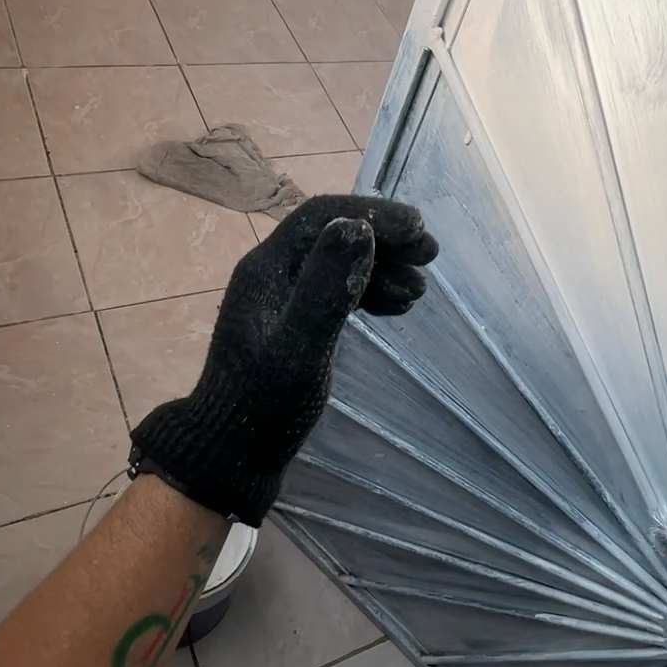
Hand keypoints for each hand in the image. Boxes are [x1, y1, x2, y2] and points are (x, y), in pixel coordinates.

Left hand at [129, 195, 438, 524]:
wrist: (235, 452)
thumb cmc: (266, 403)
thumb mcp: (301, 346)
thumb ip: (327, 287)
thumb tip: (358, 226)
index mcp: (268, 268)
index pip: (321, 217)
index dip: (373, 215)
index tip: (419, 228)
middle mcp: (274, 274)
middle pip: (334, 236)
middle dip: (384, 240)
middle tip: (431, 254)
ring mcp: (284, 298)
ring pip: (340, 265)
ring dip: (383, 268)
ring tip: (420, 290)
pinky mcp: (296, 322)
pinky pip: (337, 292)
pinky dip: (370, 293)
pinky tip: (398, 308)